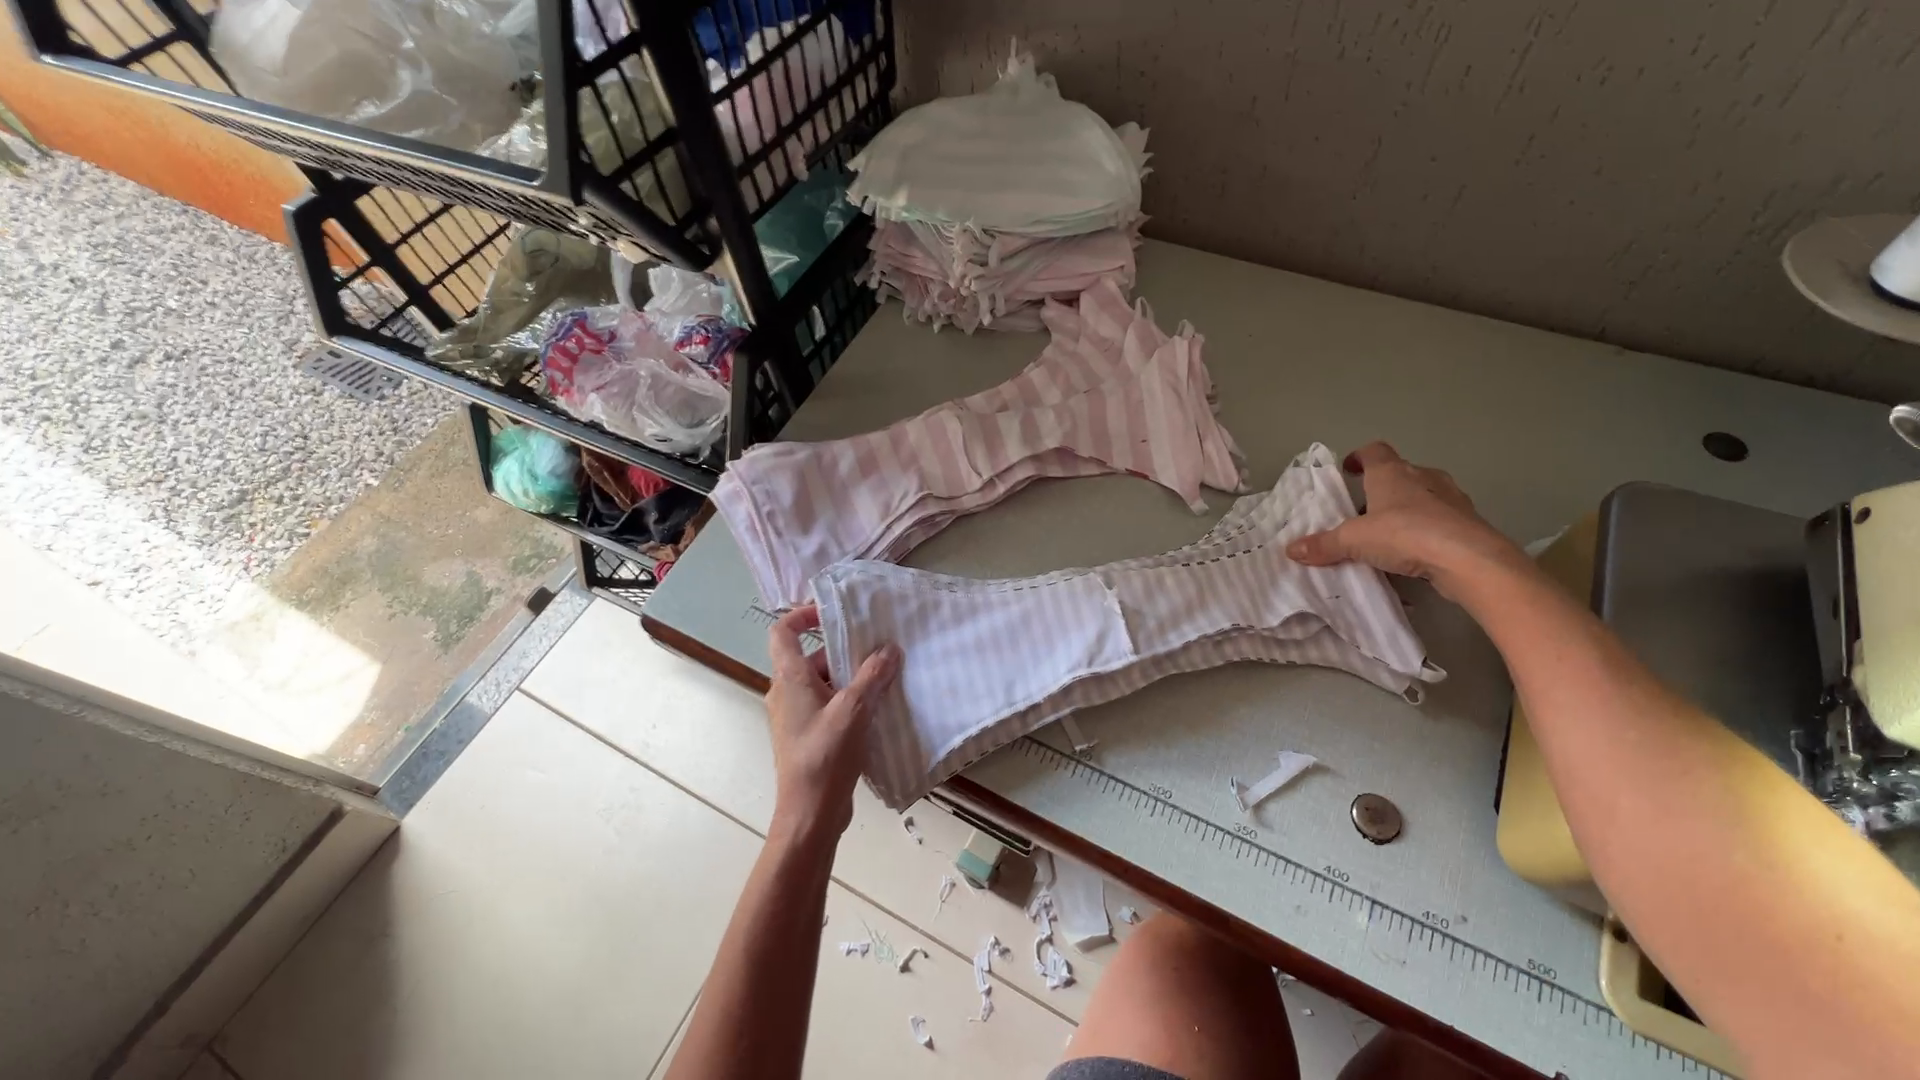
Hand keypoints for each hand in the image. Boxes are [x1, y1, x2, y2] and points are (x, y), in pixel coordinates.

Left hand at [764, 606, 899, 847]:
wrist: (809, 813)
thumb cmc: (824, 756)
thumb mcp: (853, 710)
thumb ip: (872, 676)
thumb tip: (889, 649)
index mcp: (789, 680)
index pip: (782, 633)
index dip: (802, 616)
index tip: (832, 613)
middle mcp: (786, 694)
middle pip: (812, 658)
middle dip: (844, 652)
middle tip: (878, 650)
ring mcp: (796, 718)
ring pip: (823, 684)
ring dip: (852, 679)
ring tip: (886, 679)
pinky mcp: (808, 738)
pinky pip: (828, 707)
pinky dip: (850, 702)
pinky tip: (878, 710)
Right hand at [1286, 442, 1525, 598]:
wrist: (1468, 557)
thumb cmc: (1405, 534)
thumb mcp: (1354, 541)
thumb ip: (1324, 544)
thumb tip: (1291, 549)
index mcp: (1392, 473)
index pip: (1375, 451)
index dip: (1360, 457)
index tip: (1349, 469)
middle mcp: (1423, 477)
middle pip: (1399, 473)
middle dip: (1382, 487)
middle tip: (1363, 509)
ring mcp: (1450, 498)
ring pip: (1423, 495)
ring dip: (1407, 507)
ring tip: (1389, 532)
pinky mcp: (1468, 522)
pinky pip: (1441, 519)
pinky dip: (1427, 528)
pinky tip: (1416, 551)